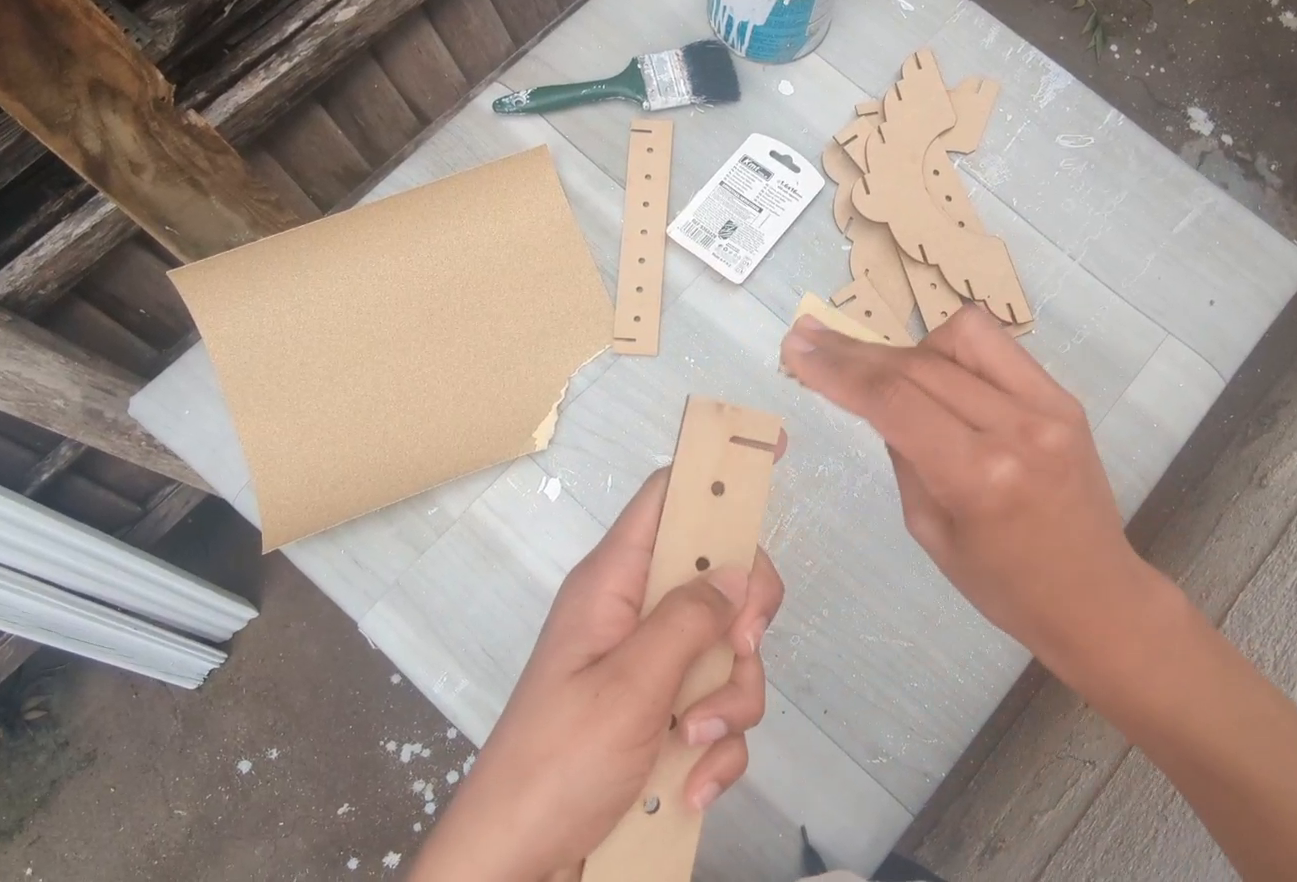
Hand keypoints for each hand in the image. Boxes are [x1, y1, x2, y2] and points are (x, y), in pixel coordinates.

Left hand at [410, 467, 784, 881]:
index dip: (716, 472)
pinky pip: (719, 711)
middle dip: (744, 619)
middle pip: (720, 575)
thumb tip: (737, 570)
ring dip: (729, 704)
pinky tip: (691, 785)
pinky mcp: (666, 717)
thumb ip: (689, 620)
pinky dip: (717, 750)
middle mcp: (636, 614)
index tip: (775, 456)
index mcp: (613, 583)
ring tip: (690, 745)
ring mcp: (654, 667)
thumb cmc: (558, 764)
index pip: (667, 498)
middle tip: (742, 646)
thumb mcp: (629, 686)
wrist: (521, 866)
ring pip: (729, 652)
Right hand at [780, 305, 1159, 678]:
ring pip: (961, 336)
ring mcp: (1049, 407)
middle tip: (811, 337)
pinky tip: (935, 370)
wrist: (1096, 596)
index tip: (796, 348)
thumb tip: (878, 399)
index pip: (892, 400)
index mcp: (976, 476)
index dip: (836, 369)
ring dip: (911, 346)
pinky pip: (996, 348)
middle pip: (916, 364)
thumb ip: (903, 454)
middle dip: (854, 350)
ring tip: (891, 372)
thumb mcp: (928, 529)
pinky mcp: (1064, 398)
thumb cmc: (1001, 585)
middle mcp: (1016, 429)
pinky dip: (953, 351)